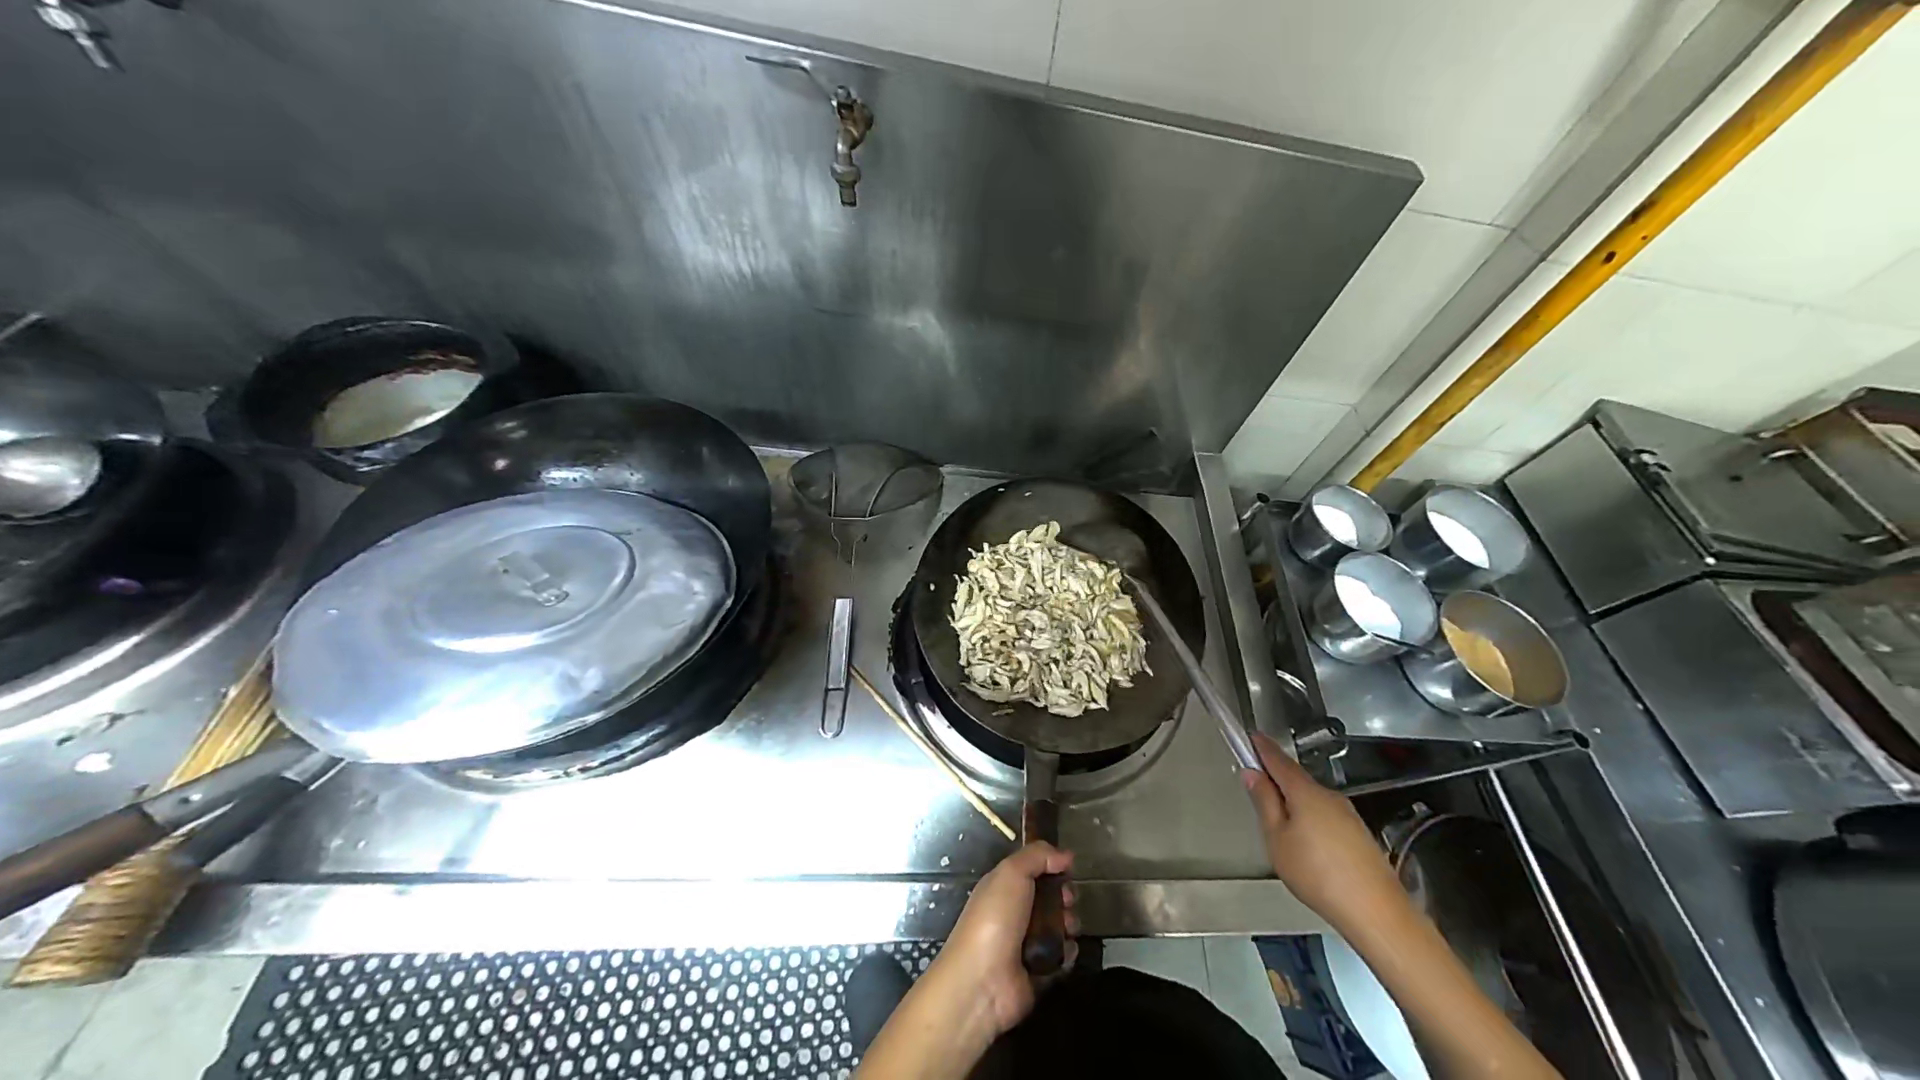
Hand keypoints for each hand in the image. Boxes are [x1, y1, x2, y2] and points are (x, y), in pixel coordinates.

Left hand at [924, 842, 1077, 1033]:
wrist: (982, 980)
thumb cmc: (995, 918)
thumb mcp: (1011, 873)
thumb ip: (1038, 856)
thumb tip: (1066, 854)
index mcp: (1005, 887)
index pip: (1036, 871)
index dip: (1053, 868)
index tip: (1066, 870)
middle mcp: (1017, 912)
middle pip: (1053, 897)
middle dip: (1066, 897)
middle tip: (1066, 902)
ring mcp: (1028, 942)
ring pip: (1062, 925)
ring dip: (1069, 924)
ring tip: (1065, 929)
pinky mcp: (1040, 970)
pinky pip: (1064, 955)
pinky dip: (1067, 953)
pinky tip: (1061, 953)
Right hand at [1241, 732, 1406, 936]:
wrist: (1376, 912)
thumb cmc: (1317, 873)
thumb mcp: (1277, 839)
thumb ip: (1264, 803)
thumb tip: (1253, 773)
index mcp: (1306, 792)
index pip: (1279, 760)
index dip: (1263, 748)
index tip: (1251, 736)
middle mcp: (1330, 796)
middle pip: (1297, 779)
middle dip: (1277, 779)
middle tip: (1256, 787)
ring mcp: (1348, 815)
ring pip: (1312, 799)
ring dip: (1294, 801)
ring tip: (1278, 824)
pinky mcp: (1359, 834)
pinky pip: (1326, 815)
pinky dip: (1310, 817)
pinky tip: (1306, 842)